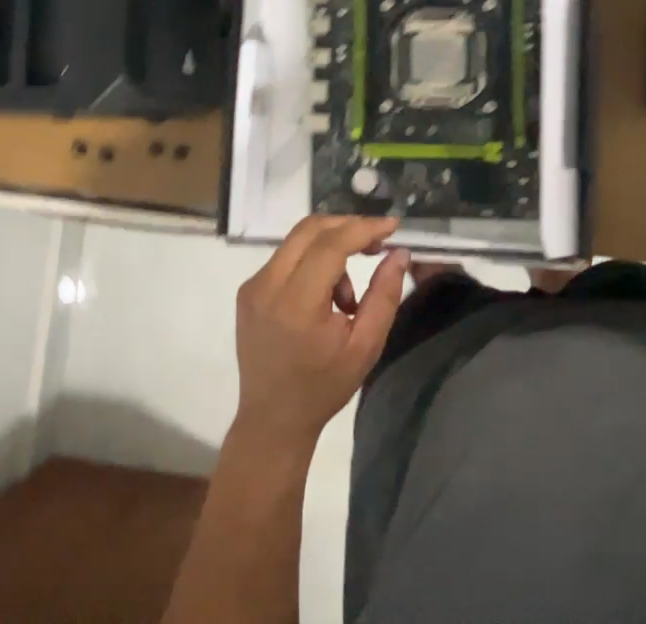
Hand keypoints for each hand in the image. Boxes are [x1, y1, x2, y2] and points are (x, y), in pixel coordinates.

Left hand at [232, 216, 409, 446]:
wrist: (273, 418)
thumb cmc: (323, 386)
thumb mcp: (366, 346)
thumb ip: (384, 295)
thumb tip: (398, 253)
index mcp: (296, 303)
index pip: (330, 244)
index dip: (363, 228)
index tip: (392, 227)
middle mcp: (267, 286)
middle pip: (309, 229)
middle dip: (348, 227)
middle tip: (377, 243)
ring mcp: (252, 287)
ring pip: (296, 241)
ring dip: (330, 248)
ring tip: (349, 296)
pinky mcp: (248, 292)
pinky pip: (285, 259)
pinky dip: (312, 262)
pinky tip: (326, 297)